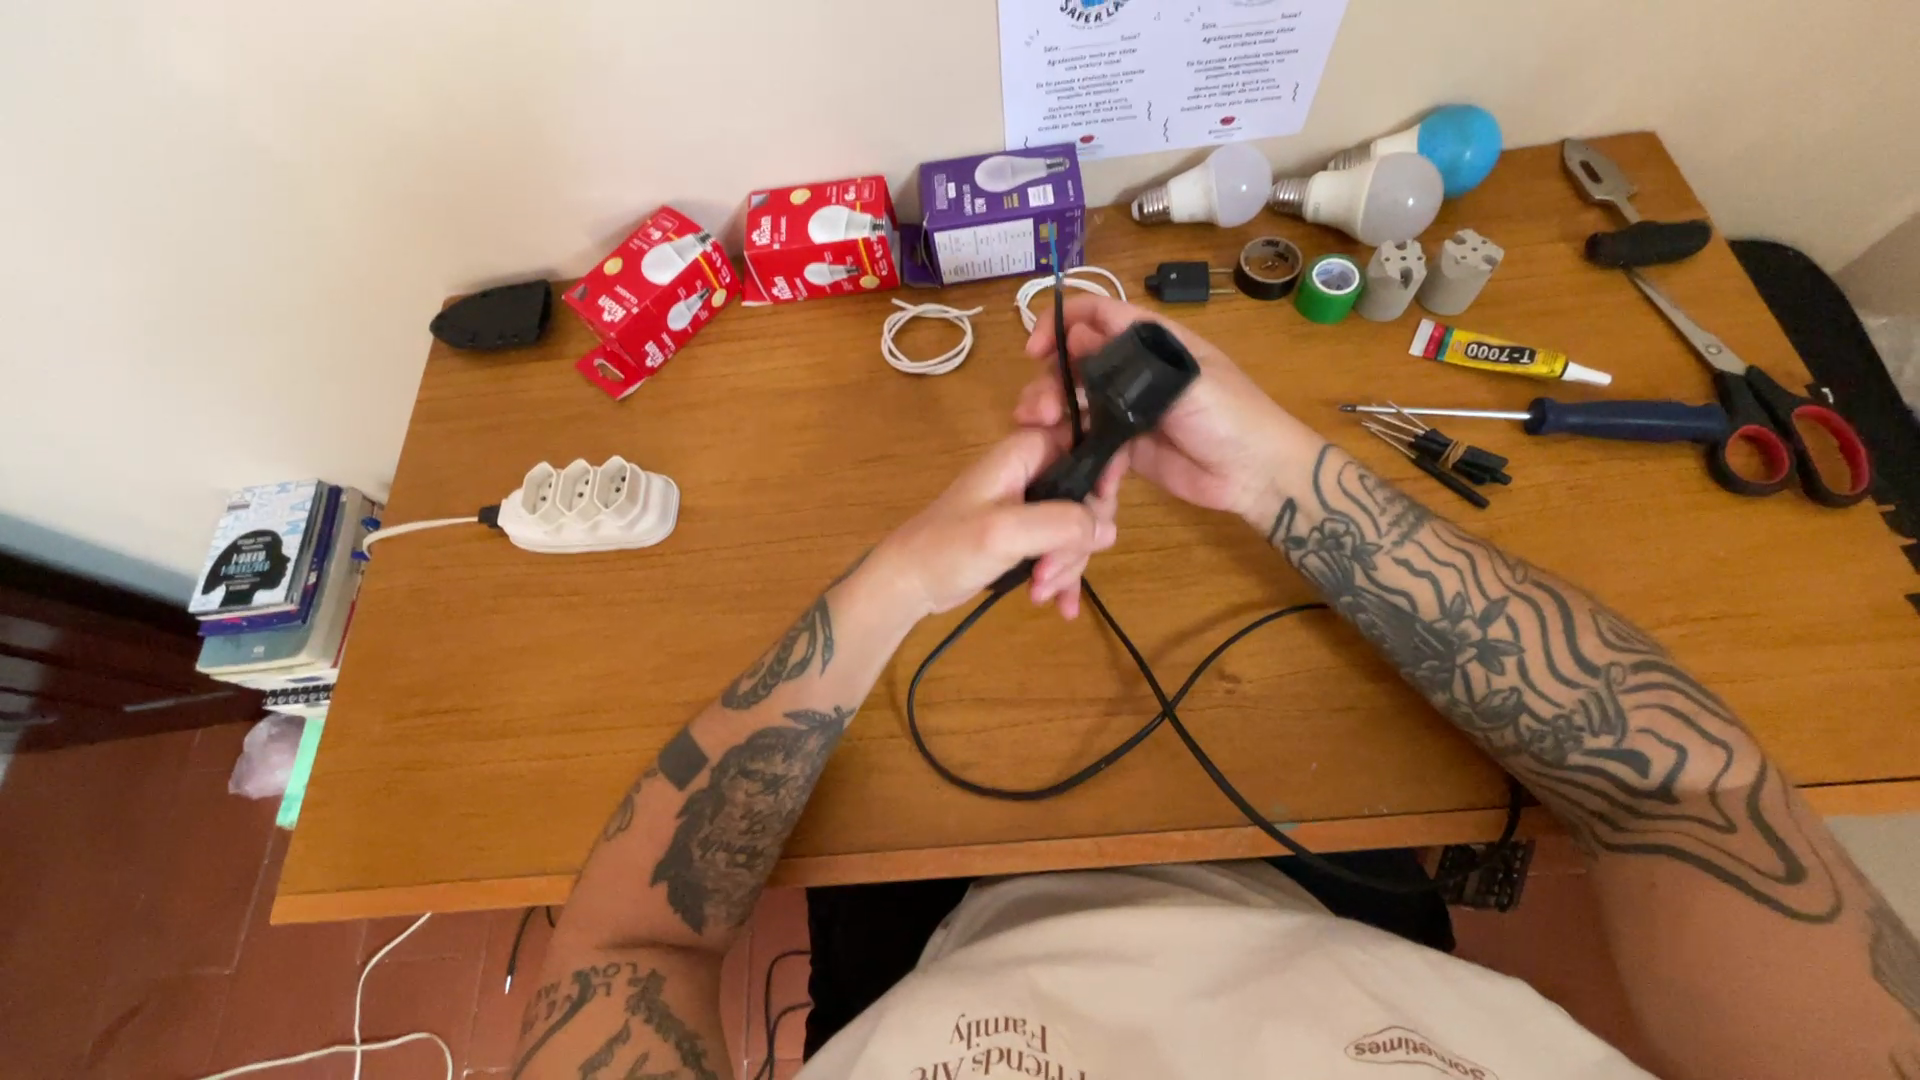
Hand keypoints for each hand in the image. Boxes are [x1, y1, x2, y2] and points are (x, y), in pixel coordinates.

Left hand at [868, 429, 1120, 619]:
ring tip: (1039, 591)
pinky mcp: (1025, 537)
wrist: (909, 583)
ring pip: (1076, 531)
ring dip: (1066, 565)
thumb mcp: (1007, 532)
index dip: (1103, 480)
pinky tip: (1061, 606)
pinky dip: (1062, 577)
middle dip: (1077, 540)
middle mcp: (1032, 473)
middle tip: (1050, 569)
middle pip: (1087, 497)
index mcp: (1026, 452)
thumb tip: (1107, 530)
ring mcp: (1029, 507)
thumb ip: (1063, 524)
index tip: (1099, 520)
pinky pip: (1061, 551)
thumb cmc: (949, 547)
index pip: (1088, 447)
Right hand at [1016, 294, 1317, 525]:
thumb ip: (1129, 360)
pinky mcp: (1125, 448)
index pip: (1095, 316)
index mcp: (1148, 341)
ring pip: (1075, 405)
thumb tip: (1078, 334)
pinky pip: (1091, 445)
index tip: (1035, 350)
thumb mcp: (1184, 378)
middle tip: (1037, 412)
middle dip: (1049, 384)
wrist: (1257, 473)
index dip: (1059, 324)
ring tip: (1042, 437)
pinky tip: (1087, 470)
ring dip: (1054, 419)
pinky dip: (1082, 455)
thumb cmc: (1231, 414)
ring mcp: (1125, 411)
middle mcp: (1130, 371)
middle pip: (1074, 365)